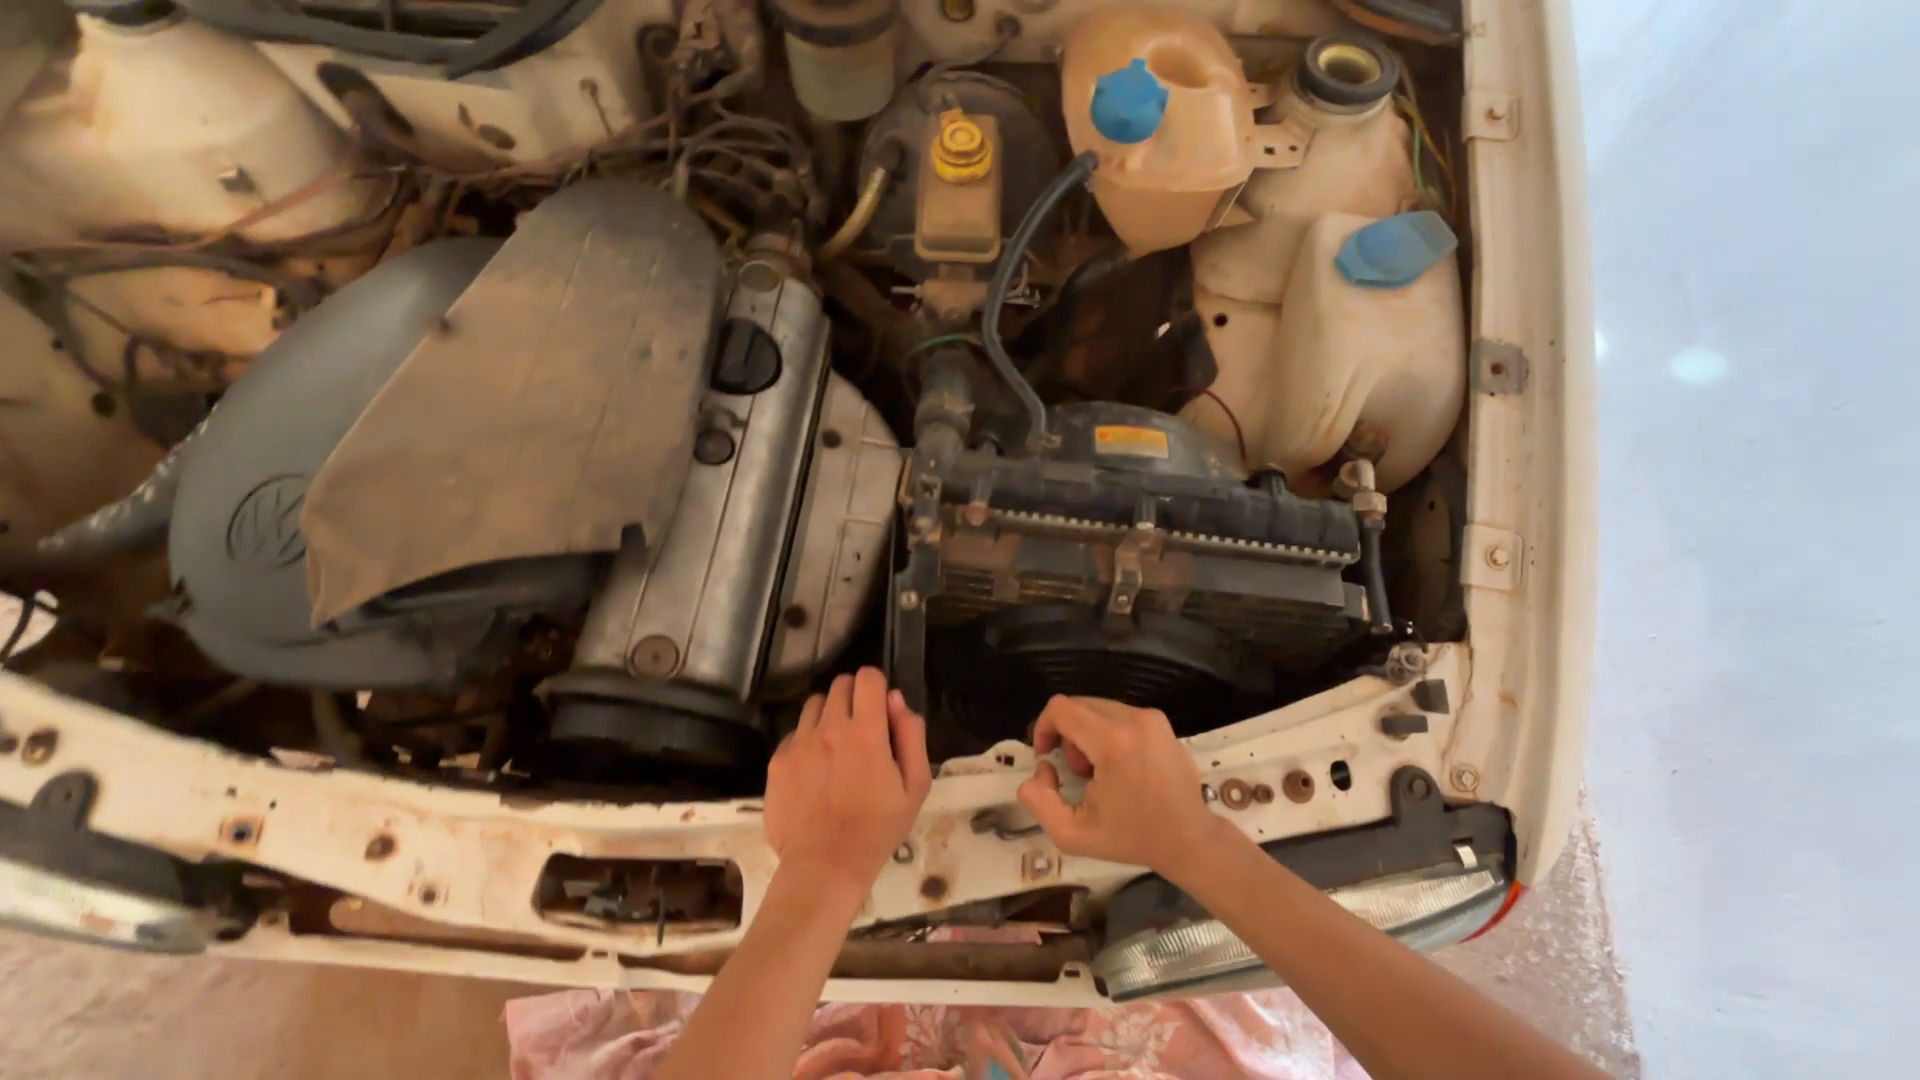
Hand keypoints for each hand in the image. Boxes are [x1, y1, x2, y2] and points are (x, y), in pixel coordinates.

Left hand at [764, 667, 932, 893]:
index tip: (881, 709)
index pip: (868, 678)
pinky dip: (808, 739)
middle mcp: (829, 729)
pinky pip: (795, 732)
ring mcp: (799, 743)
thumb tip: (896, 700)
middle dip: (855, 697)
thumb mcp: (915, 786)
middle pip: (840, 684)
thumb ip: (911, 736)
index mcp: (866, 733)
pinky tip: (816, 769)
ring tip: (836, 746)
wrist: (824, 866)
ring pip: (814, 704)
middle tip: (862, 728)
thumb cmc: (877, 829)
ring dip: (829, 714)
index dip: (877, 687)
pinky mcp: (778, 760)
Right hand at [1016, 696, 1224, 874]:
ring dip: (1087, 734)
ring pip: (1098, 708)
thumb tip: (1043, 767)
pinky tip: (1119, 766)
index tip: (1046, 756)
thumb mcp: (1071, 833)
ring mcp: (1152, 718)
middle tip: (1077, 772)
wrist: (1189, 840)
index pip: (1061, 708)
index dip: (1043, 727)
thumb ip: (1038, 799)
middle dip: (1066, 735)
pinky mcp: (1162, 722)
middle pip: (1078, 705)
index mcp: (1113, 741)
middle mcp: (1134, 719)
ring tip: (1099, 772)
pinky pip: (1119, 714)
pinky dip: (1107, 733)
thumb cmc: (1132, 837)